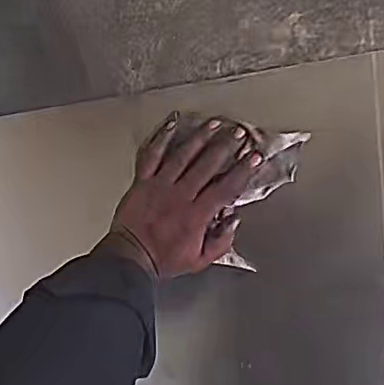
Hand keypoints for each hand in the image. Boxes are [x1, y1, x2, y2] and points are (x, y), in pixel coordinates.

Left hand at [98, 114, 262, 278]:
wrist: (129, 257)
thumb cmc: (162, 259)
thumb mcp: (199, 260)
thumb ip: (220, 242)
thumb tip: (233, 221)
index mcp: (196, 215)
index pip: (226, 187)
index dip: (242, 171)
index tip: (254, 158)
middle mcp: (180, 196)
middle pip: (207, 165)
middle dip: (225, 146)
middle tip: (237, 133)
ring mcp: (159, 186)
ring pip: (183, 156)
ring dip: (200, 138)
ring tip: (213, 124)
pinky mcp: (142, 182)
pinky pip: (152, 156)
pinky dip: (161, 139)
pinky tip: (171, 126)